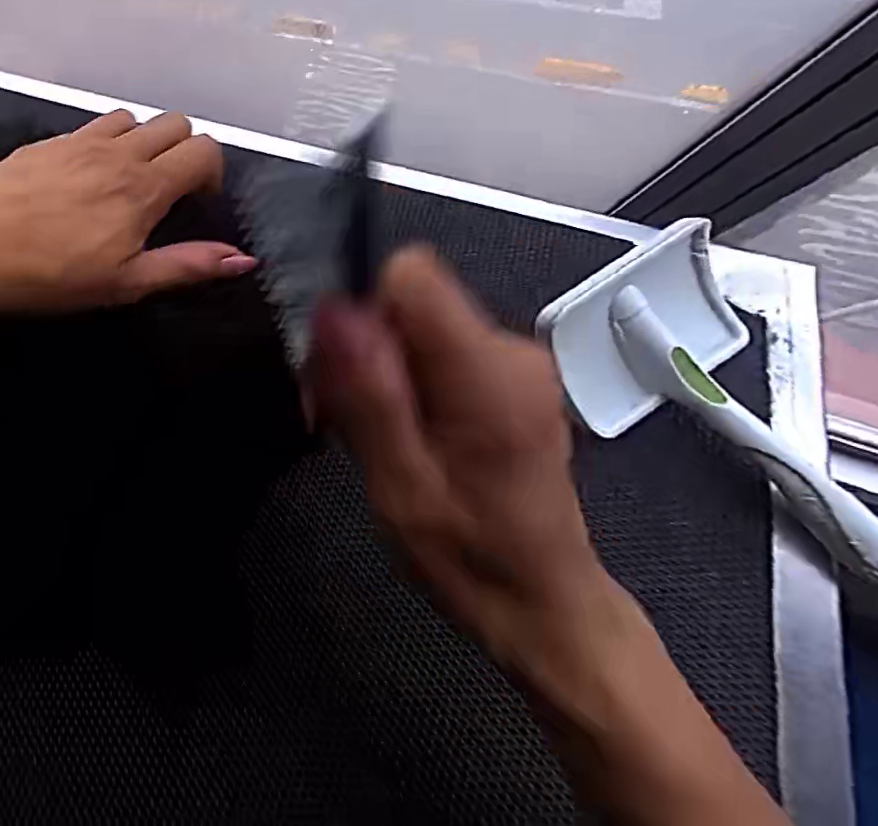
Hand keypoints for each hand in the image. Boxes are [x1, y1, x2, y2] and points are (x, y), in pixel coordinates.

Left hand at [0, 111, 258, 313]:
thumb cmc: (49, 273)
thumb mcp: (124, 283)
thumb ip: (187, 265)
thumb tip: (243, 260)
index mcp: (144, 187)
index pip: (204, 150)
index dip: (212, 172)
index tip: (198, 201)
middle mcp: (118, 152)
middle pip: (175, 123)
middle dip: (184, 150)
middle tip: (168, 190)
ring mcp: (79, 141)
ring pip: (133, 118)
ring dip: (144, 141)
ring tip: (127, 180)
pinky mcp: (47, 142)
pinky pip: (92, 125)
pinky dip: (105, 140)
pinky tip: (84, 175)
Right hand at [308, 247, 605, 665]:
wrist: (543, 601)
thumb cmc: (471, 557)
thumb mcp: (400, 487)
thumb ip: (368, 396)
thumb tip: (334, 314)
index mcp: (490, 376)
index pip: (411, 276)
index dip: (362, 315)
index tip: (342, 373)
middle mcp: (511, 352)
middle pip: (403, 305)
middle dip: (358, 351)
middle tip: (340, 418)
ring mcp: (513, 360)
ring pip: (408, 325)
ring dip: (373, 370)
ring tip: (367, 434)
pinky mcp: (504, 372)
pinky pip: (428, 346)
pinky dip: (398, 379)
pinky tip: (394, 430)